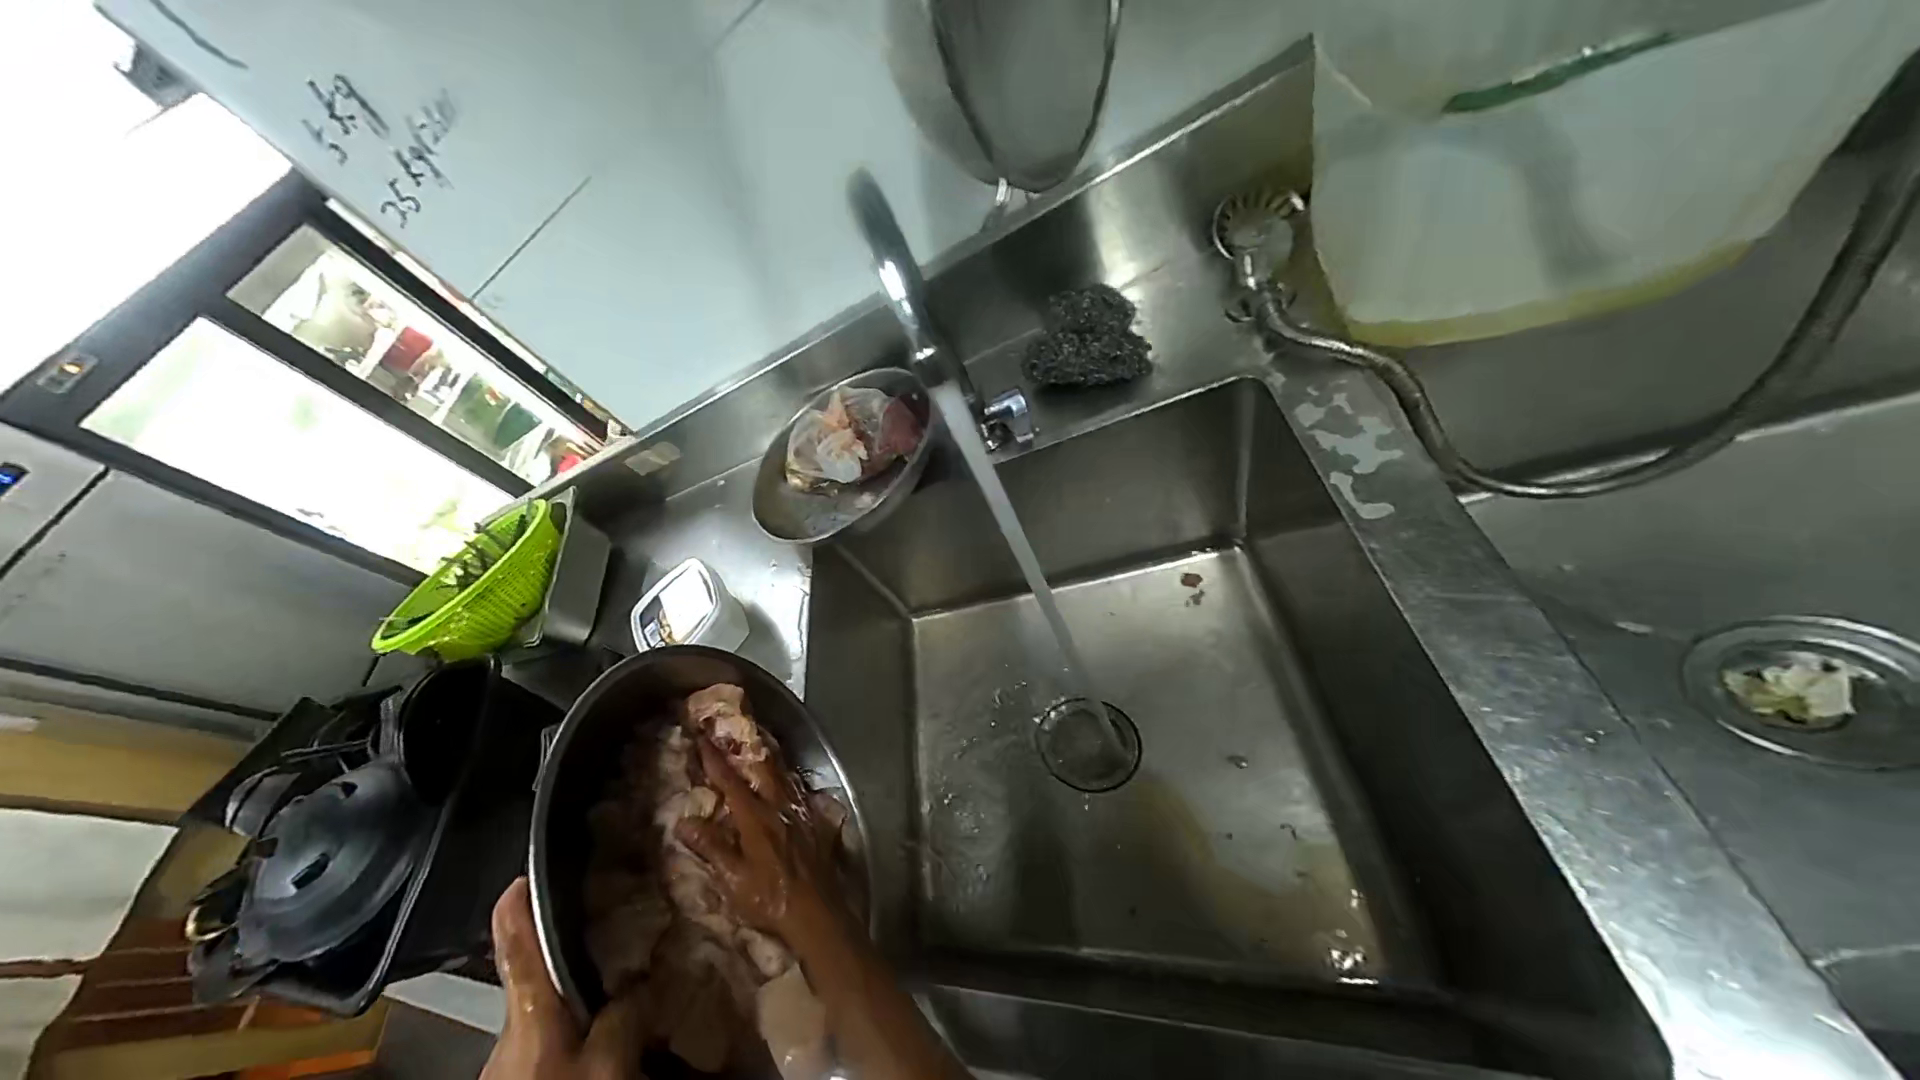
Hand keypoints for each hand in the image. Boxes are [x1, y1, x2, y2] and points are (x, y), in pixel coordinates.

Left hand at [480, 878, 647, 1079]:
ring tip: (620, 972)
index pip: (513, 947)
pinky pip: (549, 1034)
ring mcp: (512, 1054)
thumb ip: (624, 1019)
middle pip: (536, 974)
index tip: (523, 871)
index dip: (513, 906)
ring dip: (577, 988)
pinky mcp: (519, 1074)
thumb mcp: (609, 1068)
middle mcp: (512, 1027)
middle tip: (611, 923)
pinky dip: (576, 1020)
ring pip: (546, 1006)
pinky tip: (607, 1025)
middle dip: (567, 947)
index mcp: (530, 1012)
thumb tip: (636, 988)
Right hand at [674, 737, 842, 944]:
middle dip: (747, 750)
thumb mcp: (733, 878)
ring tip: (761, 749)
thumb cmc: (769, 898)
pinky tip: (791, 783)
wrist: (816, 911)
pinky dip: (792, 782)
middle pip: (763, 769)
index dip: (715, 760)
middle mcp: (780, 806)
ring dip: (770, 762)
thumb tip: (684, 821)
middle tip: (735, 735)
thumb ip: (711, 847)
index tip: (703, 739)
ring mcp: (802, 812)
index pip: (730, 782)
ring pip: (785, 777)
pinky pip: (803, 792)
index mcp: (756, 817)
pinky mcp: (818, 822)